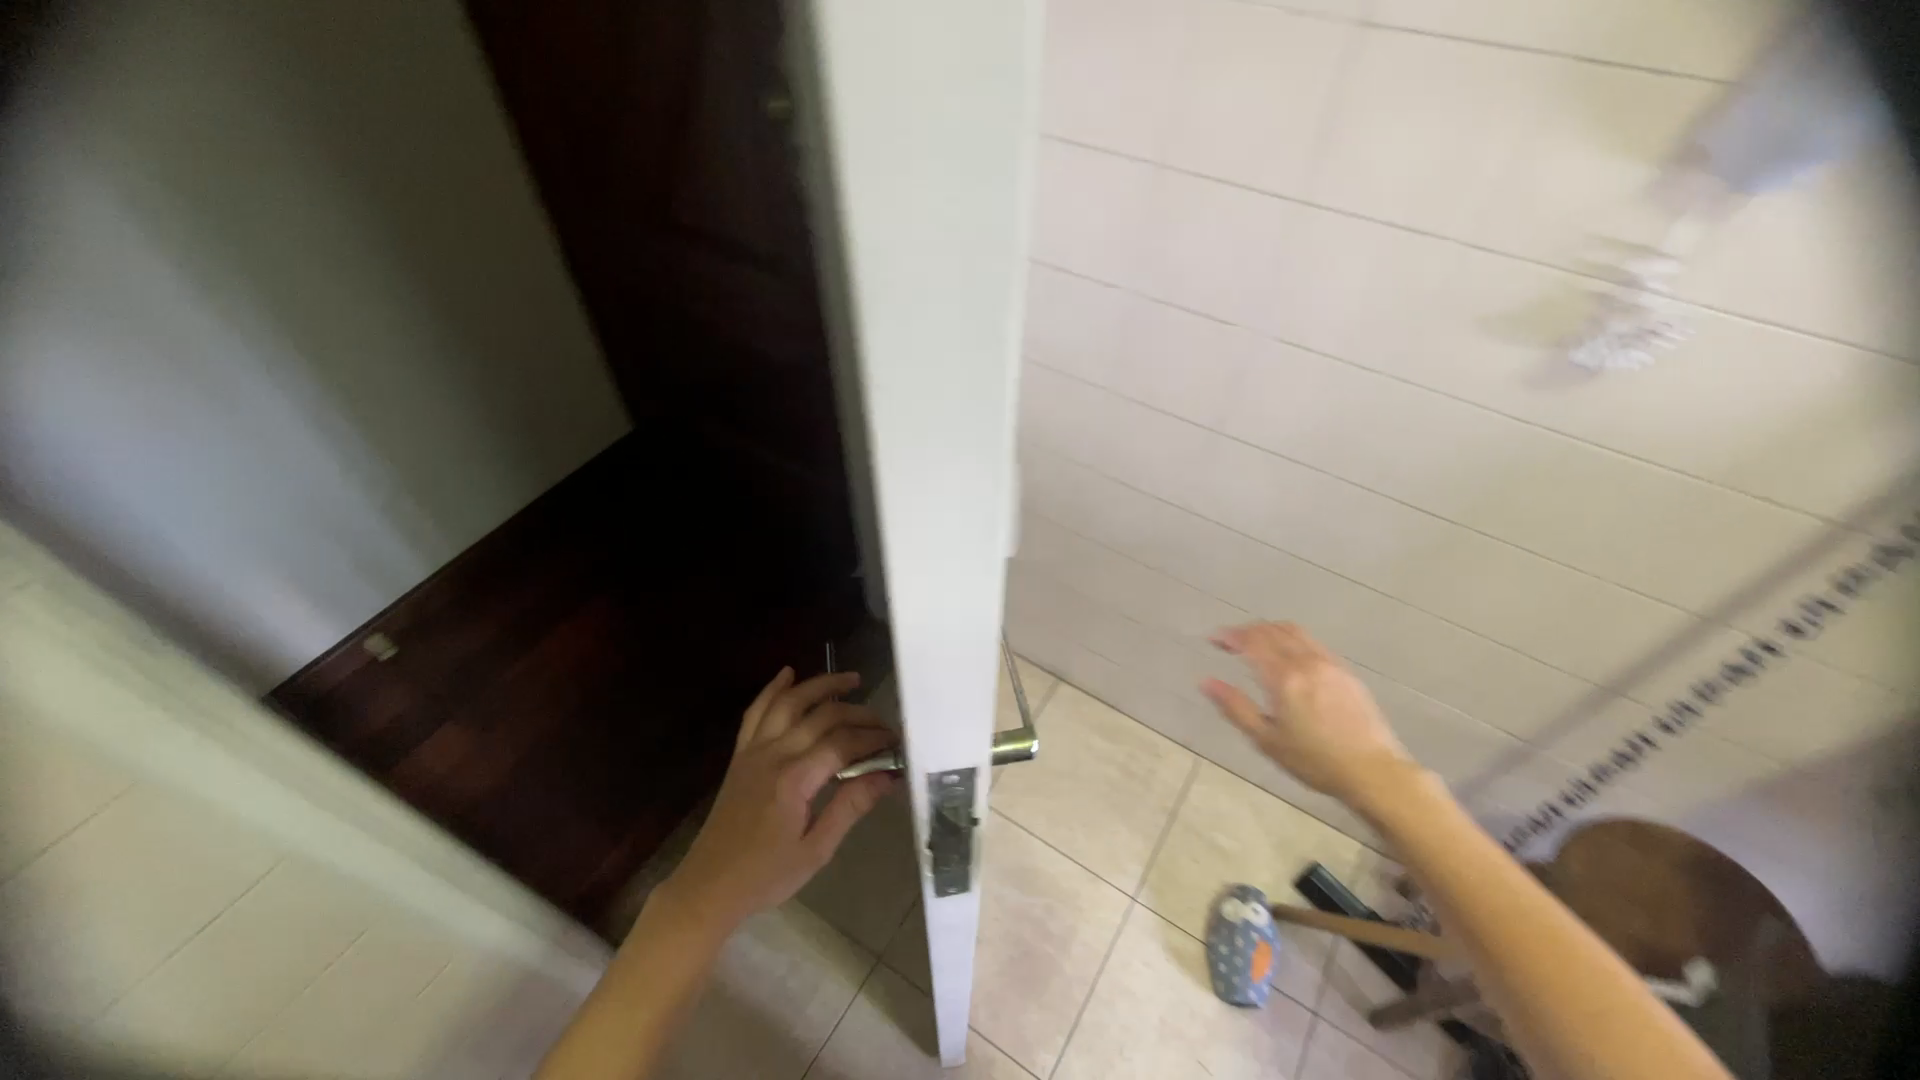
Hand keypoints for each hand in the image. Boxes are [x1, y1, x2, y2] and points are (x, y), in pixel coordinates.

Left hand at [661, 667, 897, 931]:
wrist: (709, 886)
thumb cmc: (766, 875)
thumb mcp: (816, 850)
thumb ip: (851, 807)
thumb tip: (888, 777)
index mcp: (794, 781)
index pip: (842, 744)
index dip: (872, 738)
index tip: (896, 743)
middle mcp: (773, 756)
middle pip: (821, 717)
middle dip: (858, 713)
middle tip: (884, 721)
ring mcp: (753, 751)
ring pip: (788, 703)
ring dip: (820, 685)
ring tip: (849, 679)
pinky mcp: (740, 755)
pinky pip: (755, 712)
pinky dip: (772, 690)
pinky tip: (787, 674)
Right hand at [1199, 622, 1416, 807]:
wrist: (1373, 771)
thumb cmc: (1314, 761)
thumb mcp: (1267, 740)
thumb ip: (1235, 707)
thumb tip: (1205, 682)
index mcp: (1284, 678)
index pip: (1252, 642)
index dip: (1230, 636)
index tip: (1214, 639)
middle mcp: (1306, 662)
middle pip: (1272, 631)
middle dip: (1247, 630)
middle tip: (1230, 640)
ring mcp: (1329, 664)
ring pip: (1294, 632)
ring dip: (1270, 630)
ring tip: (1256, 641)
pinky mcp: (1345, 671)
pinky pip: (1313, 642)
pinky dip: (1292, 638)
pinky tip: (1288, 655)